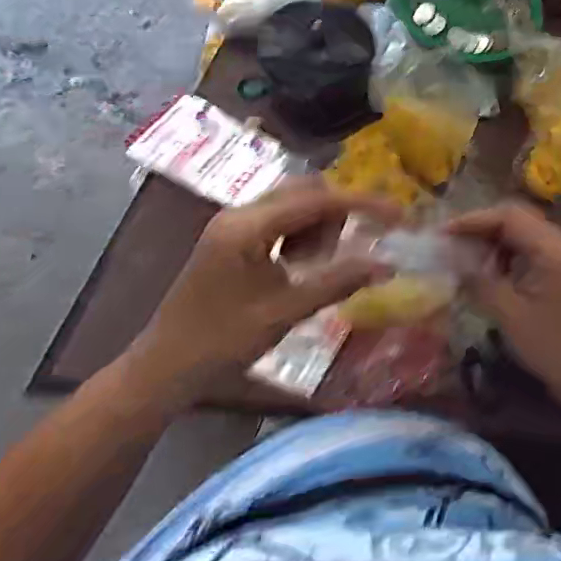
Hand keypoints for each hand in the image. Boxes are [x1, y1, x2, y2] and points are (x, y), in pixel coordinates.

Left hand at [135, 178, 400, 388]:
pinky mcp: (232, 238)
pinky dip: (299, 235)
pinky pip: (279, 220)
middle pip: (305, 192)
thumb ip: (336, 283)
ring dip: (317, 226)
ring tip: (315, 267)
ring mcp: (233, 223)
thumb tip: (386, 265)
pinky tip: (297, 267)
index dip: (361, 204)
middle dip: (335, 216)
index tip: (397, 214)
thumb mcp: (284, 313)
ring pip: (294, 203)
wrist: (162, 369)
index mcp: (247, 226)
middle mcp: (239, 213)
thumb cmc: (220, 343)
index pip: (317, 200)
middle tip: (346, 252)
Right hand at [448, 202, 560, 403]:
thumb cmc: (546, 343)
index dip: (473, 220)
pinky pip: (527, 243)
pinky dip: (504, 249)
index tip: (444, 231)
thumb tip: (449, 255)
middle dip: (480, 225)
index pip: (508, 217)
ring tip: (464, 252)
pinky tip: (487, 267)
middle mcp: (559, 240)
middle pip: (515, 216)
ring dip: (491, 237)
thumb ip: (477, 278)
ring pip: (520, 228)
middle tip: (450, 239)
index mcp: (550, 248)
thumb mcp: (506, 312)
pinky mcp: (558, 263)